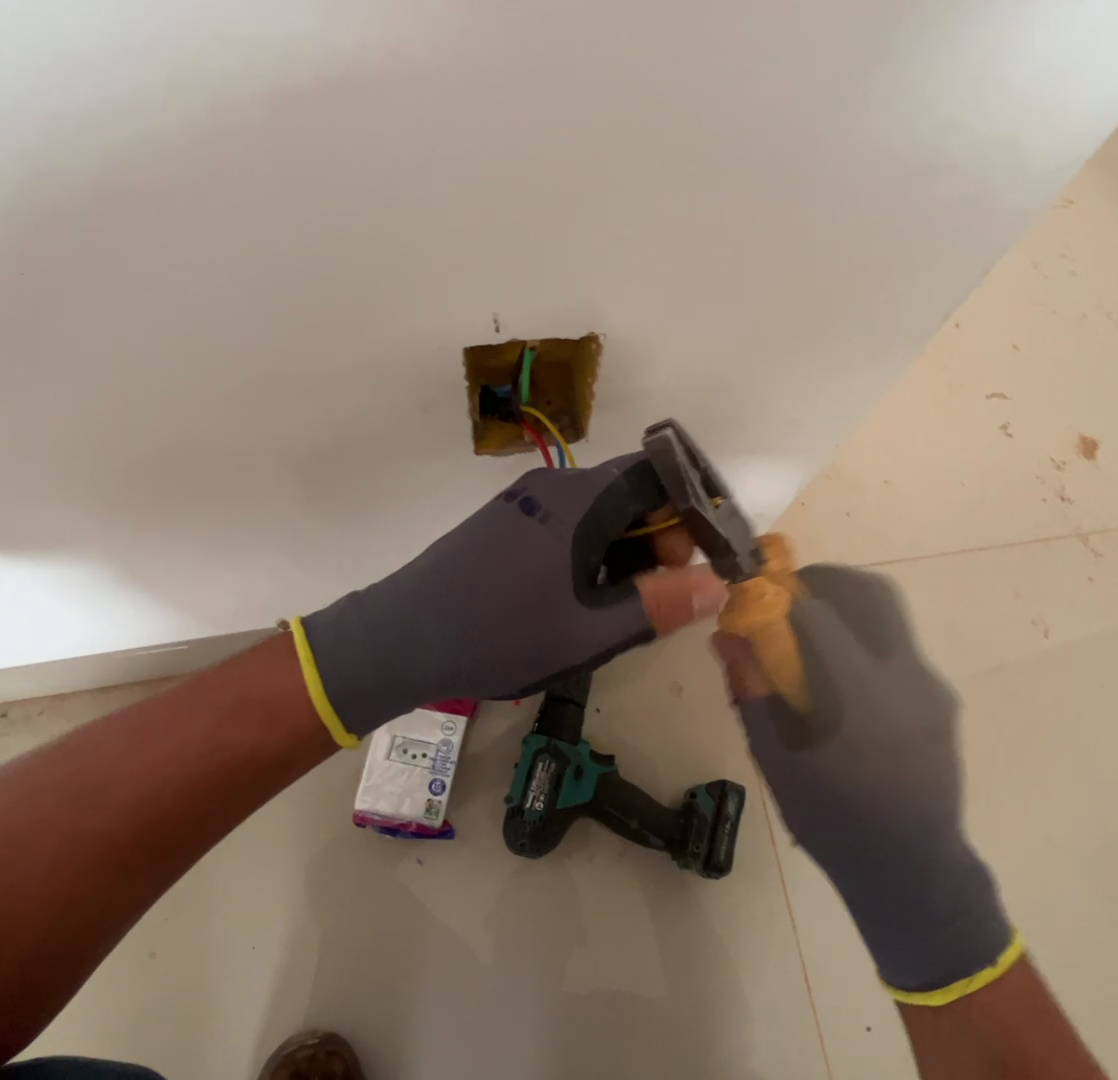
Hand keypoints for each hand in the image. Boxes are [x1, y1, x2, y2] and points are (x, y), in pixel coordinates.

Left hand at [298, 452, 726, 740]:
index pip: (656, 476)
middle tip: (663, 593)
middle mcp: (551, 487)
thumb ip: (657, 605)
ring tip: (621, 607)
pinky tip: (577, 600)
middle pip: (627, 493)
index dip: (690, 512)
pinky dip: (588, 553)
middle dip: (658, 538)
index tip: (699, 561)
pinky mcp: (501, 524)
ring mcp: (521, 504)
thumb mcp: (589, 631)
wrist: (401, 637)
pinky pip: (564, 524)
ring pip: (596, 513)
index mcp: (578, 500)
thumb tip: (716, 586)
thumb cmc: (501, 633)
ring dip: (623, 551)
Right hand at [713, 564, 1013, 997]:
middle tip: (789, 595)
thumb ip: (752, 694)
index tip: (755, 594)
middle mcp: (906, 676)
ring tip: (810, 638)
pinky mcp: (941, 703)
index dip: (781, 594)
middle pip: (871, 593)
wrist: (915, 872)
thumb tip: (726, 638)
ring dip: (848, 609)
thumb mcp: (778, 762)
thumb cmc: (835, 822)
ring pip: (891, 617)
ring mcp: (931, 687)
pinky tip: (841, 680)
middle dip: (827, 581)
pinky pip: (901, 649)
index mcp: (862, 691)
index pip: (819, 613)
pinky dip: (866, 640)